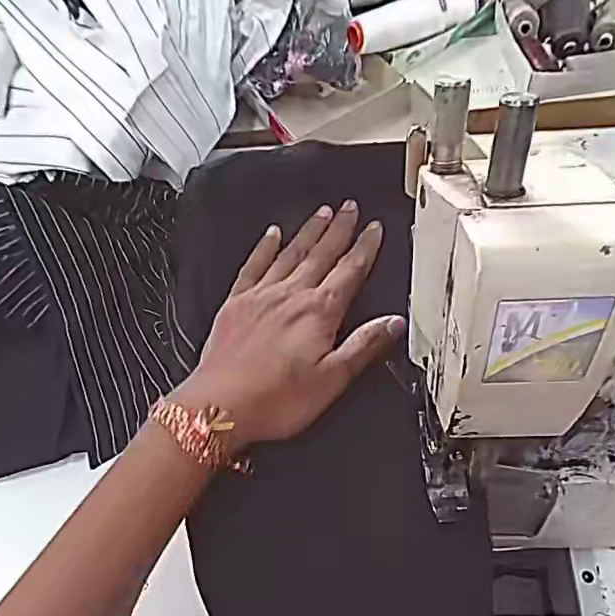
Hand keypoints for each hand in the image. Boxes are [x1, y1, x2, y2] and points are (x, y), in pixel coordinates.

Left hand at [174, 201, 402, 447]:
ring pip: (291, 254)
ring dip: (309, 232)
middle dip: (339, 230)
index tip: (373, 230)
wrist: (221, 406)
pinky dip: (265, 248)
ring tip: (323, 213)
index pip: (349, 272)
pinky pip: (253, 265)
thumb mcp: (333, 378)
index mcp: (318, 314)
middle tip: (350, 208)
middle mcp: (290, 297)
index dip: (364, 248)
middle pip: (322, 254)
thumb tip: (393, 323)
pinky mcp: (236, 305)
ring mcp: (260, 297)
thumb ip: (364, 346)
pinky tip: (272, 235)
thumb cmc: (277, 399)